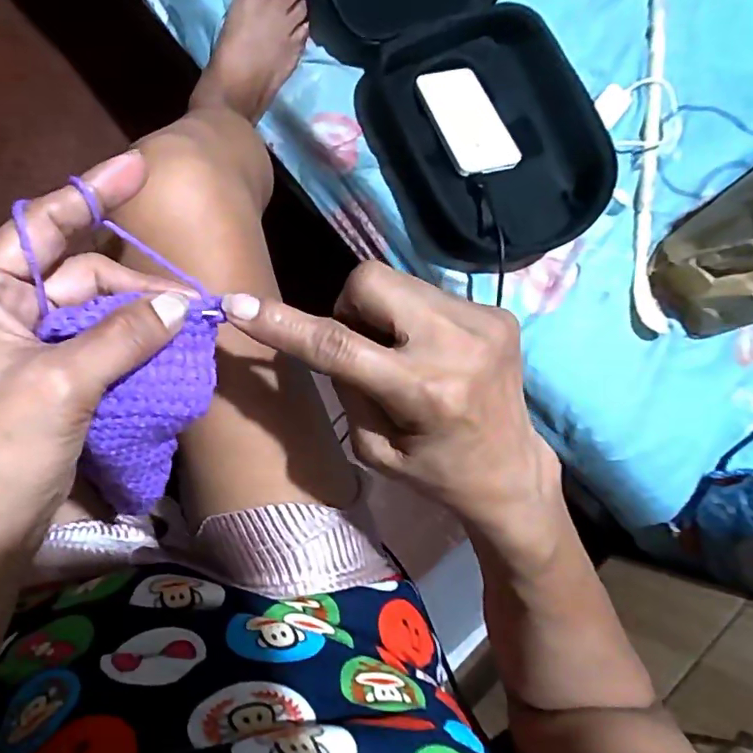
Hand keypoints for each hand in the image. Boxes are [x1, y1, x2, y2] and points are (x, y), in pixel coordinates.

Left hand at [0, 151, 192, 555]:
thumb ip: (123, 335)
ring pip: (87, 308)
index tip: (139, 163)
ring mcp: (21, 342)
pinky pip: (90, 340)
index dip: (91, 192)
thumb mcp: (64, 386)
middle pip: (74, 271)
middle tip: (188, 298)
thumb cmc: (3, 453)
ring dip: (133, 313)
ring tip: (183, 321)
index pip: (40, 226)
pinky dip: (124, 339)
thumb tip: (179, 301)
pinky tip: (159, 339)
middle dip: (130, 281)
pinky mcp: (42, 373)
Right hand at [226, 262, 564, 565]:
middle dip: (348, 308)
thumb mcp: (372, 446)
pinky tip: (430, 351)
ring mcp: (483, 321)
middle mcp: (458, 345)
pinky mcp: (498, 311)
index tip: (239, 304)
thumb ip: (345, 385)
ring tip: (402, 354)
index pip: (337, 346)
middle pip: (368, 281)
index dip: (284, 324)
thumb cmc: (433, 470)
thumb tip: (325, 334)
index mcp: (424, 391)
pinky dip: (409, 316)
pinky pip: (424, 292)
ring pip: (395, 281)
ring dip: (381, 313)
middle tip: (362, 348)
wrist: (512, 470)